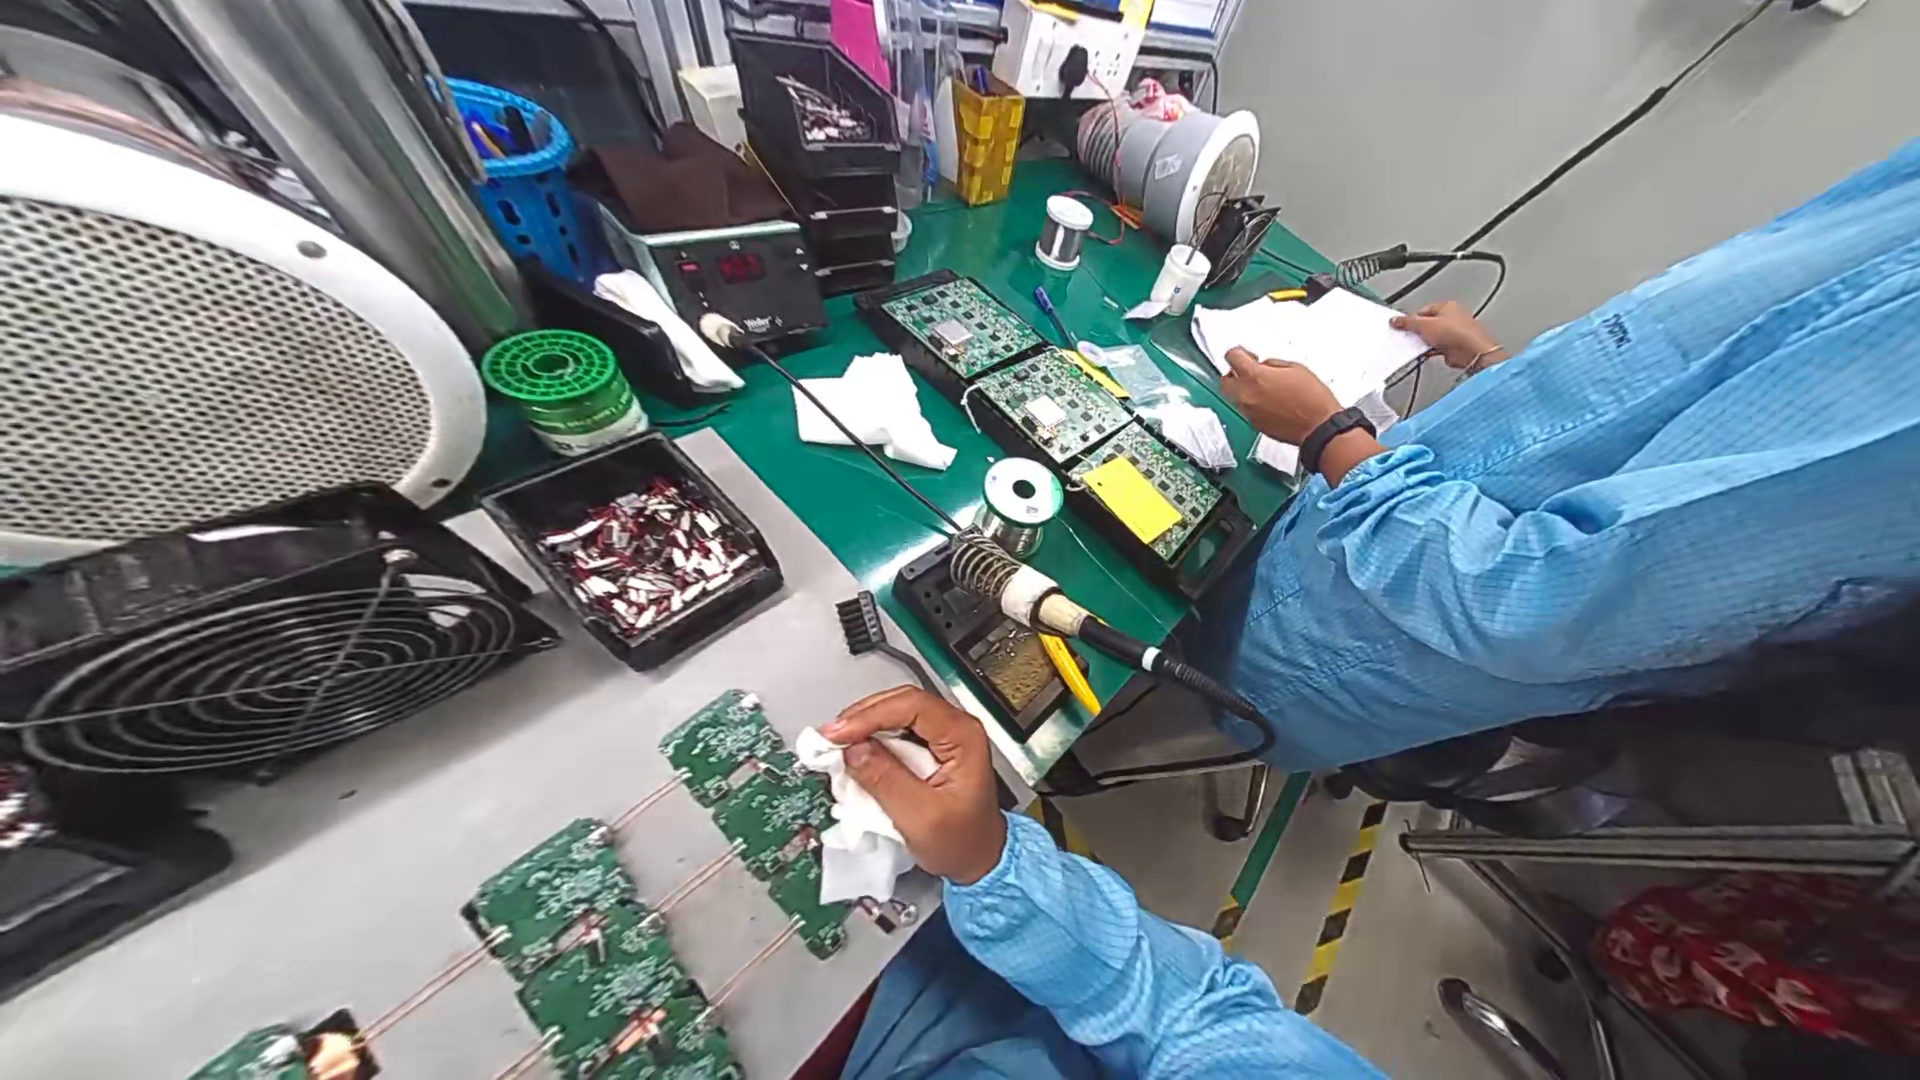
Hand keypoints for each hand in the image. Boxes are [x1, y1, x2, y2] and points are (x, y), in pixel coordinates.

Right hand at [820, 687, 1004, 883]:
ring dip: (865, 724)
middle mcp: (955, 725)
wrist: (980, 859)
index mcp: (963, 735)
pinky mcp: (930, 744)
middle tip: (830, 737)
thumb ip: (887, 781)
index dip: (871, 715)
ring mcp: (943, 732)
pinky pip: (897, 728)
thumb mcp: (921, 818)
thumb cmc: (961, 842)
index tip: (838, 734)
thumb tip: (853, 750)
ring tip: (837, 742)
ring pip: (897, 711)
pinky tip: (854, 748)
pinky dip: (872, 735)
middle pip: (903, 702)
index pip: (912, 706)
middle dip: (863, 716)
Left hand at [1220, 346, 1340, 444]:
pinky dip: (1250, 403)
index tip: (1246, 355)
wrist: (1317, 425)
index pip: (1232, 357)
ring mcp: (1247, 411)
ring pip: (1232, 397)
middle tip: (1248, 371)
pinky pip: (1243, 409)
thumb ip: (1272, 365)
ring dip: (1241, 389)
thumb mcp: (1295, 368)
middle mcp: (1245, 395)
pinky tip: (1266, 401)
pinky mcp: (1252, 423)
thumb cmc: (1312, 398)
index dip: (1239, 353)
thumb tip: (1263, 366)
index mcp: (1255, 377)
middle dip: (1234, 373)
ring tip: (1260, 386)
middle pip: (1225, 380)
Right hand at [1389, 301, 1503, 369]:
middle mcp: (1451, 317)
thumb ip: (1407, 322)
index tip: (1402, 326)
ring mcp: (1452, 331)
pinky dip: (1427, 349)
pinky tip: (1424, 352)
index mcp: (1447, 306)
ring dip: (1422, 341)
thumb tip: (1395, 320)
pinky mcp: (1450, 344)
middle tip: (1409, 336)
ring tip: (1419, 345)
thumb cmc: (1455, 333)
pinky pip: (1434, 346)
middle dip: (1416, 331)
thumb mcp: (1424, 325)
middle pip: (1426, 323)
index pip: (1422, 310)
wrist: (1469, 351)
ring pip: (1430, 336)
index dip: (1411, 319)